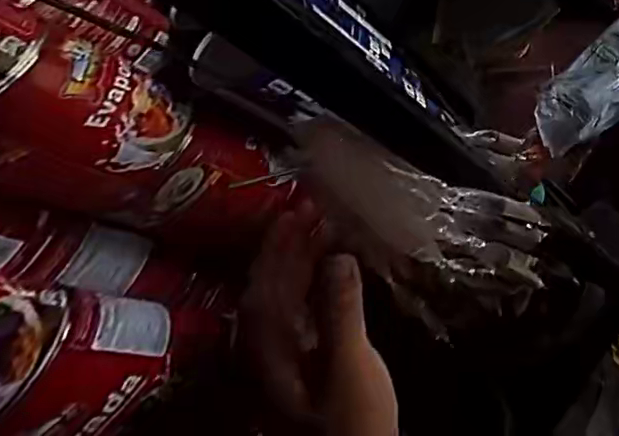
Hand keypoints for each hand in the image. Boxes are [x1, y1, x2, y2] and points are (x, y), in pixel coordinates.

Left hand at [242, 209, 397, 435]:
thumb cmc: (353, 418)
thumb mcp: (349, 365)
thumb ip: (342, 311)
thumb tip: (339, 255)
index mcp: (271, 352)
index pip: (265, 288)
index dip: (277, 247)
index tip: (294, 210)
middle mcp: (270, 349)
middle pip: (270, 286)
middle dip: (287, 243)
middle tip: (311, 204)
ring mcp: (287, 352)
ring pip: (285, 292)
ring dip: (300, 255)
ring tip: (322, 221)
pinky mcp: (306, 353)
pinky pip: (301, 302)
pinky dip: (312, 275)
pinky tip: (330, 260)